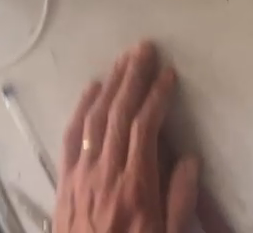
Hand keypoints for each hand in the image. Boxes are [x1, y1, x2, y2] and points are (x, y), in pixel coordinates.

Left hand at [54, 42, 199, 232]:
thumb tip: (188, 159)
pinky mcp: (64, 183)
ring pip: (96, 118)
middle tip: (145, 49)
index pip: (146, 128)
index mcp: (136, 190)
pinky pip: (71, 136)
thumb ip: (180, 204)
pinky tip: (91, 88)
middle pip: (119, 113)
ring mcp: (81, 177)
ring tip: (124, 59)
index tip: (168, 74)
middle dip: (133, 77)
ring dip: (111, 84)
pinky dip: (81, 107)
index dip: (157, 96)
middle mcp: (106, 175)